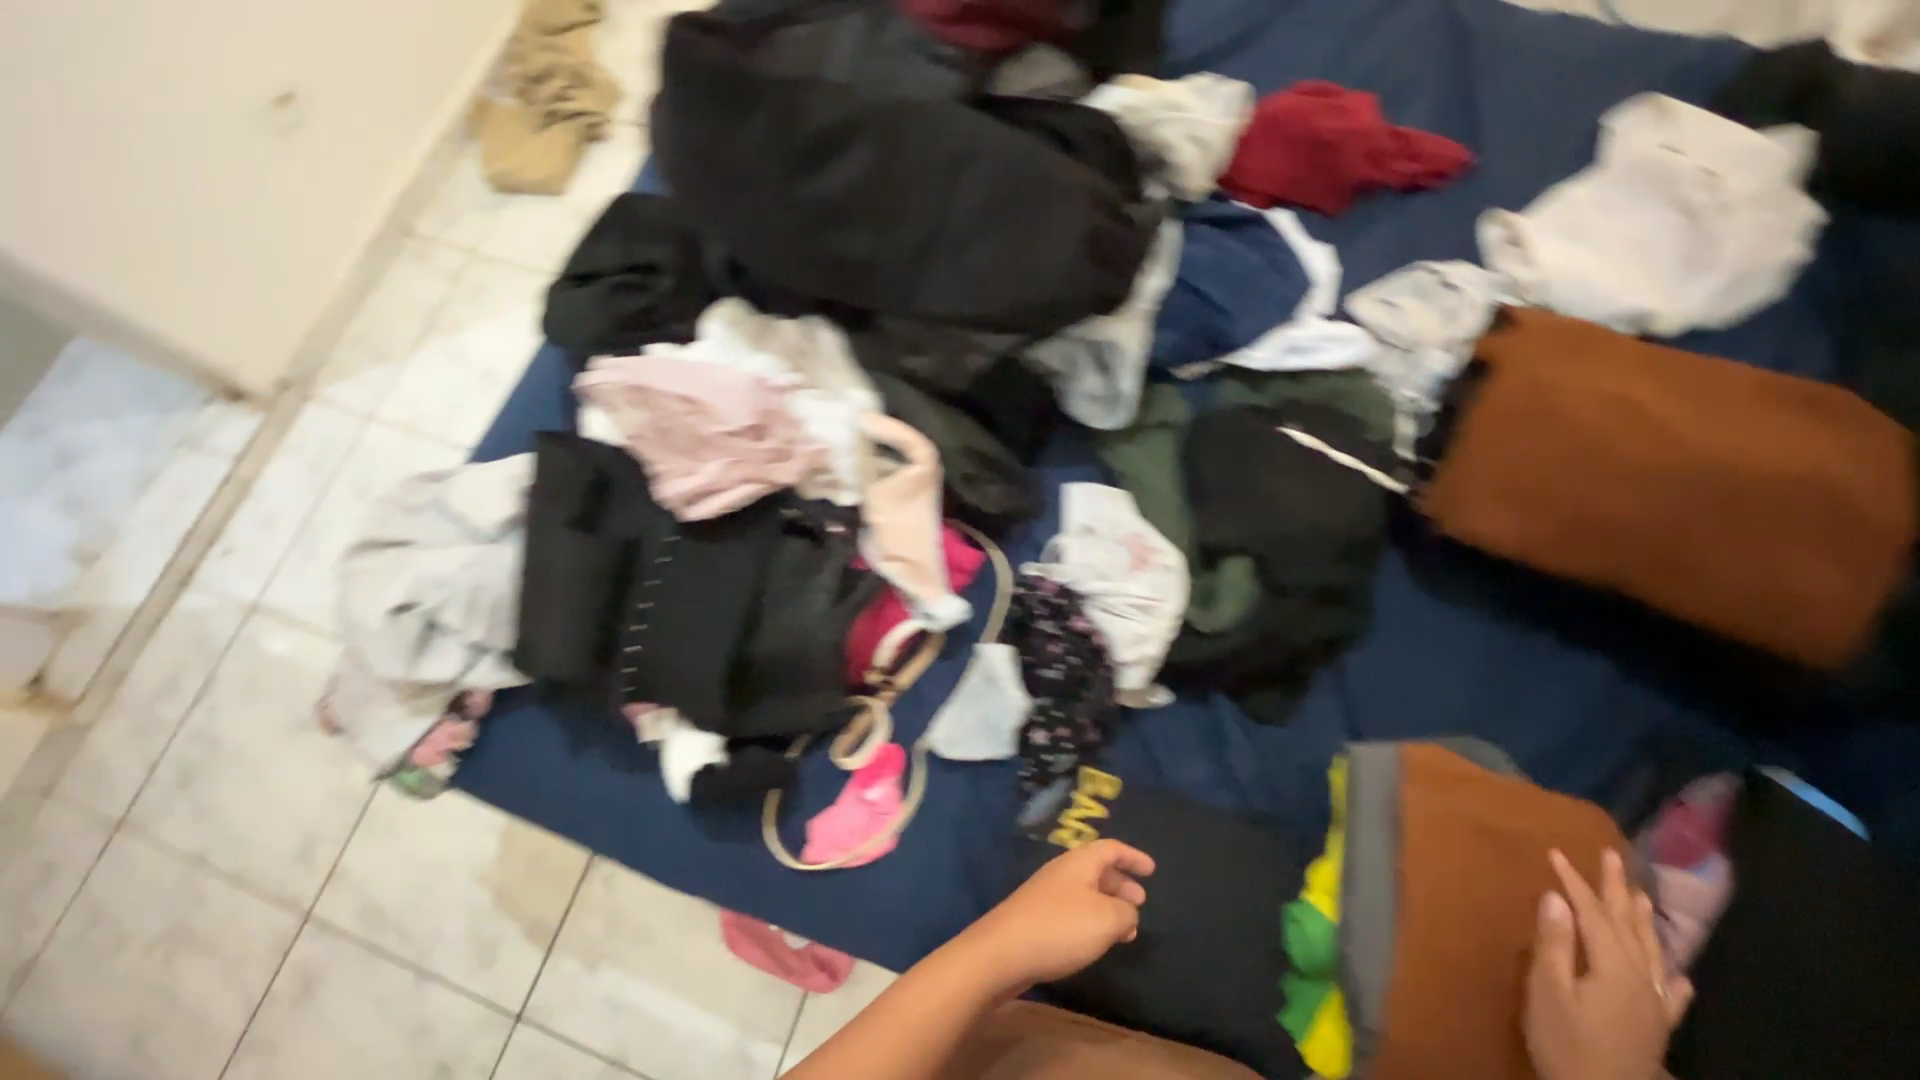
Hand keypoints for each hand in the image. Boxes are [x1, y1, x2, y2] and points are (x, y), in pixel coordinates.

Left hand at [957, 839, 1155, 993]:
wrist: (1002, 952)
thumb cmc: (1061, 928)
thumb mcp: (1107, 919)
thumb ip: (1126, 913)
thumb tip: (1127, 913)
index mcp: (1079, 862)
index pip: (1111, 849)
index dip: (1133, 857)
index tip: (1151, 869)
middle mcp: (1062, 872)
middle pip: (1097, 869)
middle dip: (1121, 883)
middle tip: (1141, 901)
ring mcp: (1046, 894)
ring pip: (1086, 892)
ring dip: (1108, 906)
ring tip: (1127, 929)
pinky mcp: (1036, 918)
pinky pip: (1073, 910)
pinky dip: (1092, 920)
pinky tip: (1098, 941)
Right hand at [1525, 849, 1694, 1079]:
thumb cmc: (1566, 1043)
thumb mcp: (1548, 991)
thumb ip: (1555, 944)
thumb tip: (1555, 897)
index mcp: (1613, 967)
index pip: (1593, 914)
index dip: (1574, 882)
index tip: (1556, 852)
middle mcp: (1640, 979)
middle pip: (1628, 926)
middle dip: (1616, 889)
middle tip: (1612, 856)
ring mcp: (1653, 1005)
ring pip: (1651, 953)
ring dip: (1644, 921)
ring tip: (1641, 895)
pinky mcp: (1655, 1028)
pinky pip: (1670, 995)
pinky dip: (1673, 978)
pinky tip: (1680, 975)